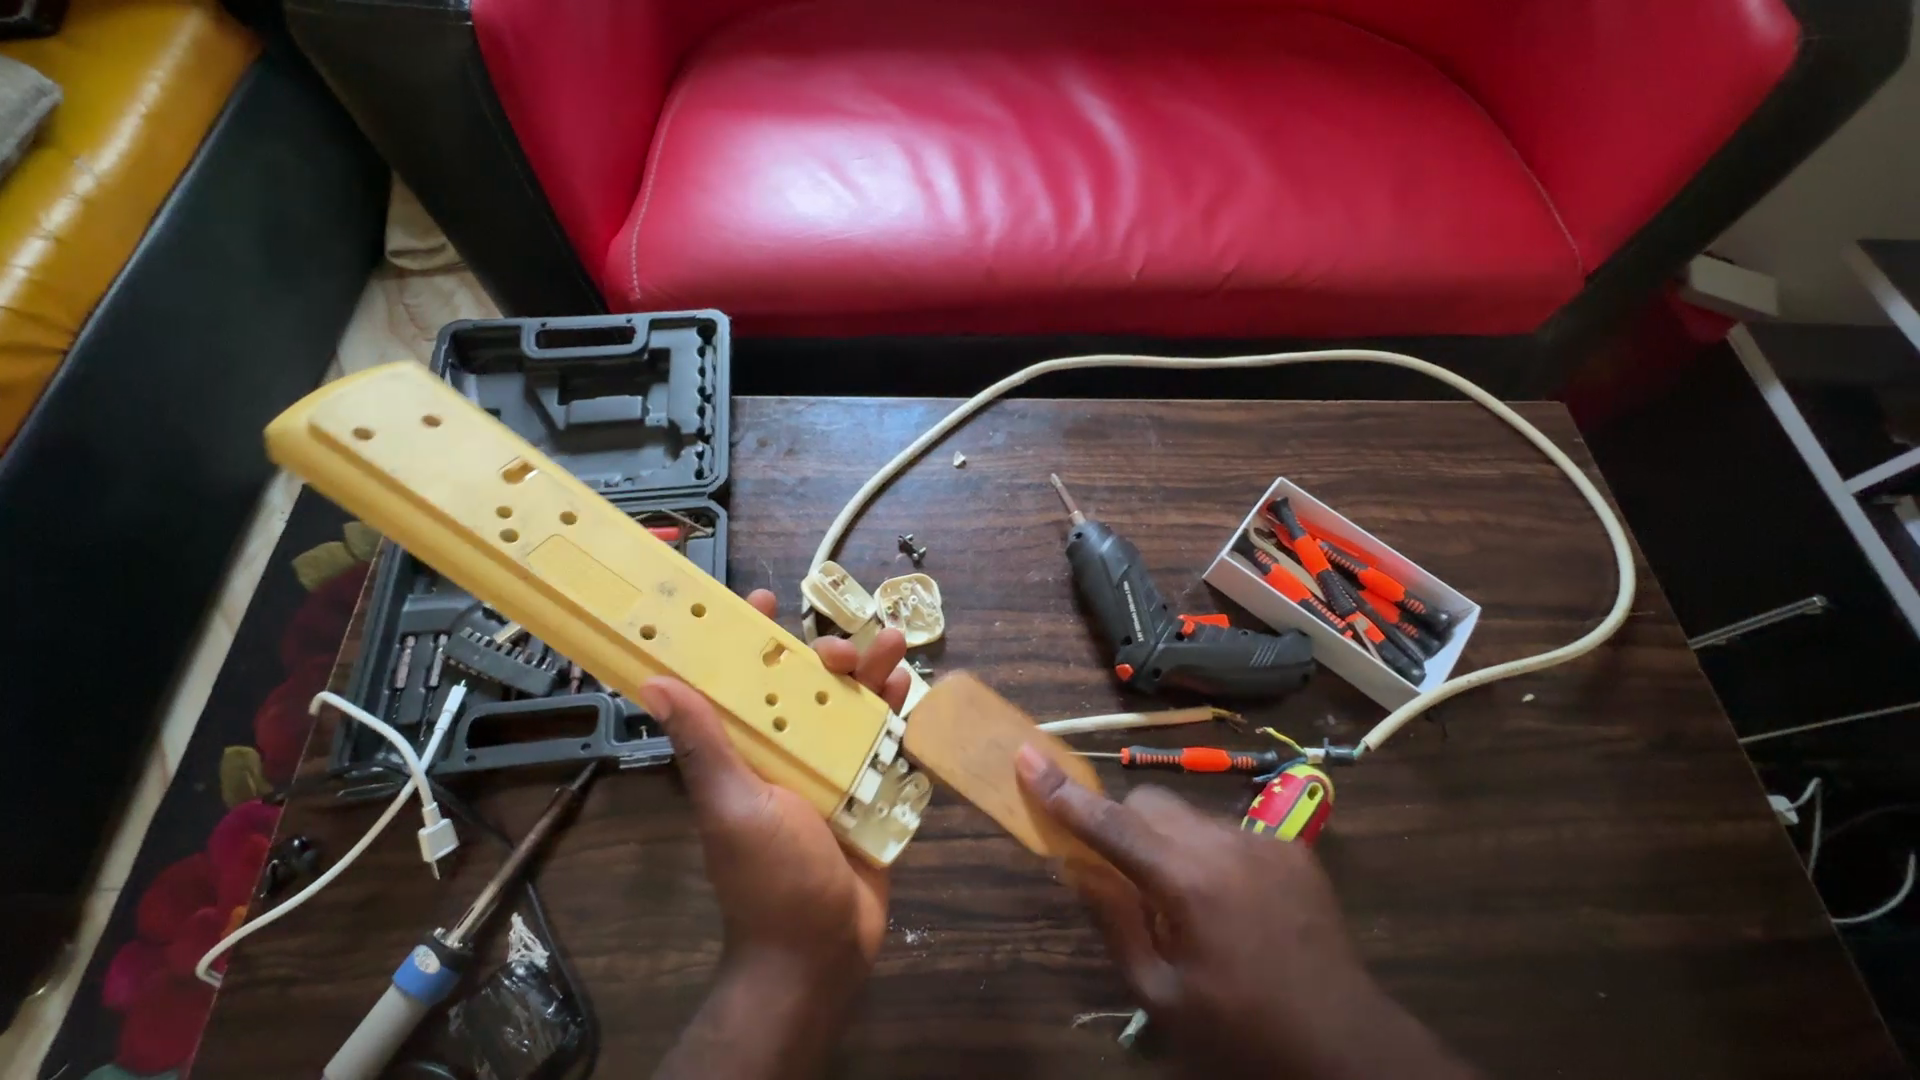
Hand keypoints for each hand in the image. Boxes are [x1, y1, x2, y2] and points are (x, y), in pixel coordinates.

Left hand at [641, 589, 908, 1079]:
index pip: (742, 682)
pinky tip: (909, 687)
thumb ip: (704, 745)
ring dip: (872, 670)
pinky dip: (896, 709)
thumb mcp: (733, 806)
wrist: (821, 948)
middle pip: (806, 684)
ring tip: (895, 643)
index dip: (750, 639)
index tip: (764, 600)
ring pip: (850, 704)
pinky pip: (883, 738)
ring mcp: (831, 770)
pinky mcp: (869, 788)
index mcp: (747, 751)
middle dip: (827, 653)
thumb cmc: (770, 878)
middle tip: (844, 646)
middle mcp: (787, 752)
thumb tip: (654, 682)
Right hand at [1017, 749, 1475, 1079]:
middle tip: (1127, 879)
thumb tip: (1078, 865)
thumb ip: (1113, 920)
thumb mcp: (1160, 994)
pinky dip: (1207, 850)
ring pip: (1187, 813)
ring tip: (1186, 901)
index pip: (1108, 823)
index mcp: (1185, 882)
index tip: (1026, 756)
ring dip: (1167, 839)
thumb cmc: (1239, 1030)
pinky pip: (1225, 828)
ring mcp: (1261, 838)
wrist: (1346, 1044)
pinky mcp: (1290, 845)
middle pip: (1148, 801)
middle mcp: (1221, 843)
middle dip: (1124, 825)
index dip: (1062, 791)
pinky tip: (1229, 900)